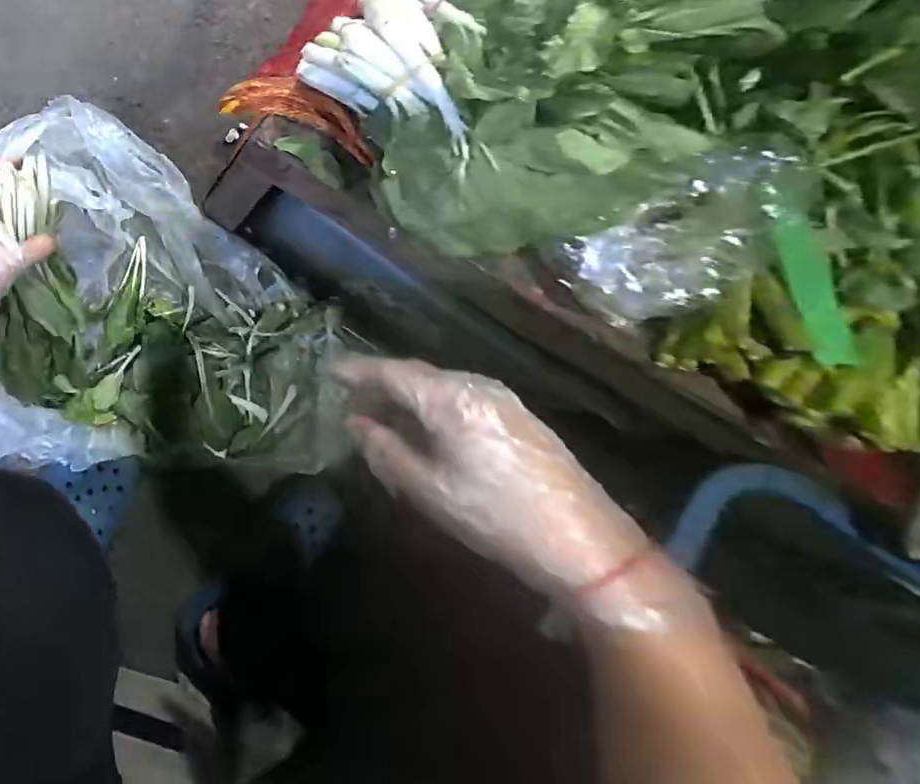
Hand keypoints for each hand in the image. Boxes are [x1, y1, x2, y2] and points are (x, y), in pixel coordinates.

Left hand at [0, 159, 55, 319]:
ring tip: (41, 202)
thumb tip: (55, 239)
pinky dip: (16, 220)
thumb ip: (34, 248)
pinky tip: (31, 228)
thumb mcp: (9, 261)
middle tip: (42, 182)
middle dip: (18, 181)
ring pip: (0, 206)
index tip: (28, 161)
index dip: (6, 162)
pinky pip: (2, 224)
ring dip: (17, 201)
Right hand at [334, 357, 688, 628]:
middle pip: (415, 373)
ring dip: (406, 395)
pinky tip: (424, 428)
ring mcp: (503, 400)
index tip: (328, 371)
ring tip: (381, 415)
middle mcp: (476, 387)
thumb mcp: (428, 488)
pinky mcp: (519, 417)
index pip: (390, 372)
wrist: (591, 547)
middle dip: (380, 382)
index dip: (356, 371)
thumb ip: (384, 450)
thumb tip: (355, 424)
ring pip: (439, 385)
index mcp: (450, 399)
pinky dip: (432, 405)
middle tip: (350, 397)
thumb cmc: (496, 517)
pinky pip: (461, 397)